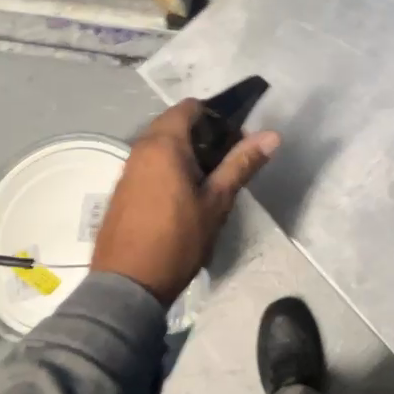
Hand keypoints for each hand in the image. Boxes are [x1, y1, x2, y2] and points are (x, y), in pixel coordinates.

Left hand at [90, 99, 279, 304]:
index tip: (234, 140)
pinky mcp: (121, 190)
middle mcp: (140, 148)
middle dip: (202, 135)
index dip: (215, 116)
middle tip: (226, 162)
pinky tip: (183, 197)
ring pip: (160, 145)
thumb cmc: (178, 239)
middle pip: (174, 124)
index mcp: (164, 144)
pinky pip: (149, 164)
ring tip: (208, 181)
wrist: (128, 285)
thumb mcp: (217, 201)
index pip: (189, 107)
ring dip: (185, 152)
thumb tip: (271, 135)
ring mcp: (127, 169)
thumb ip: (241, 164)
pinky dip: (168, 168)